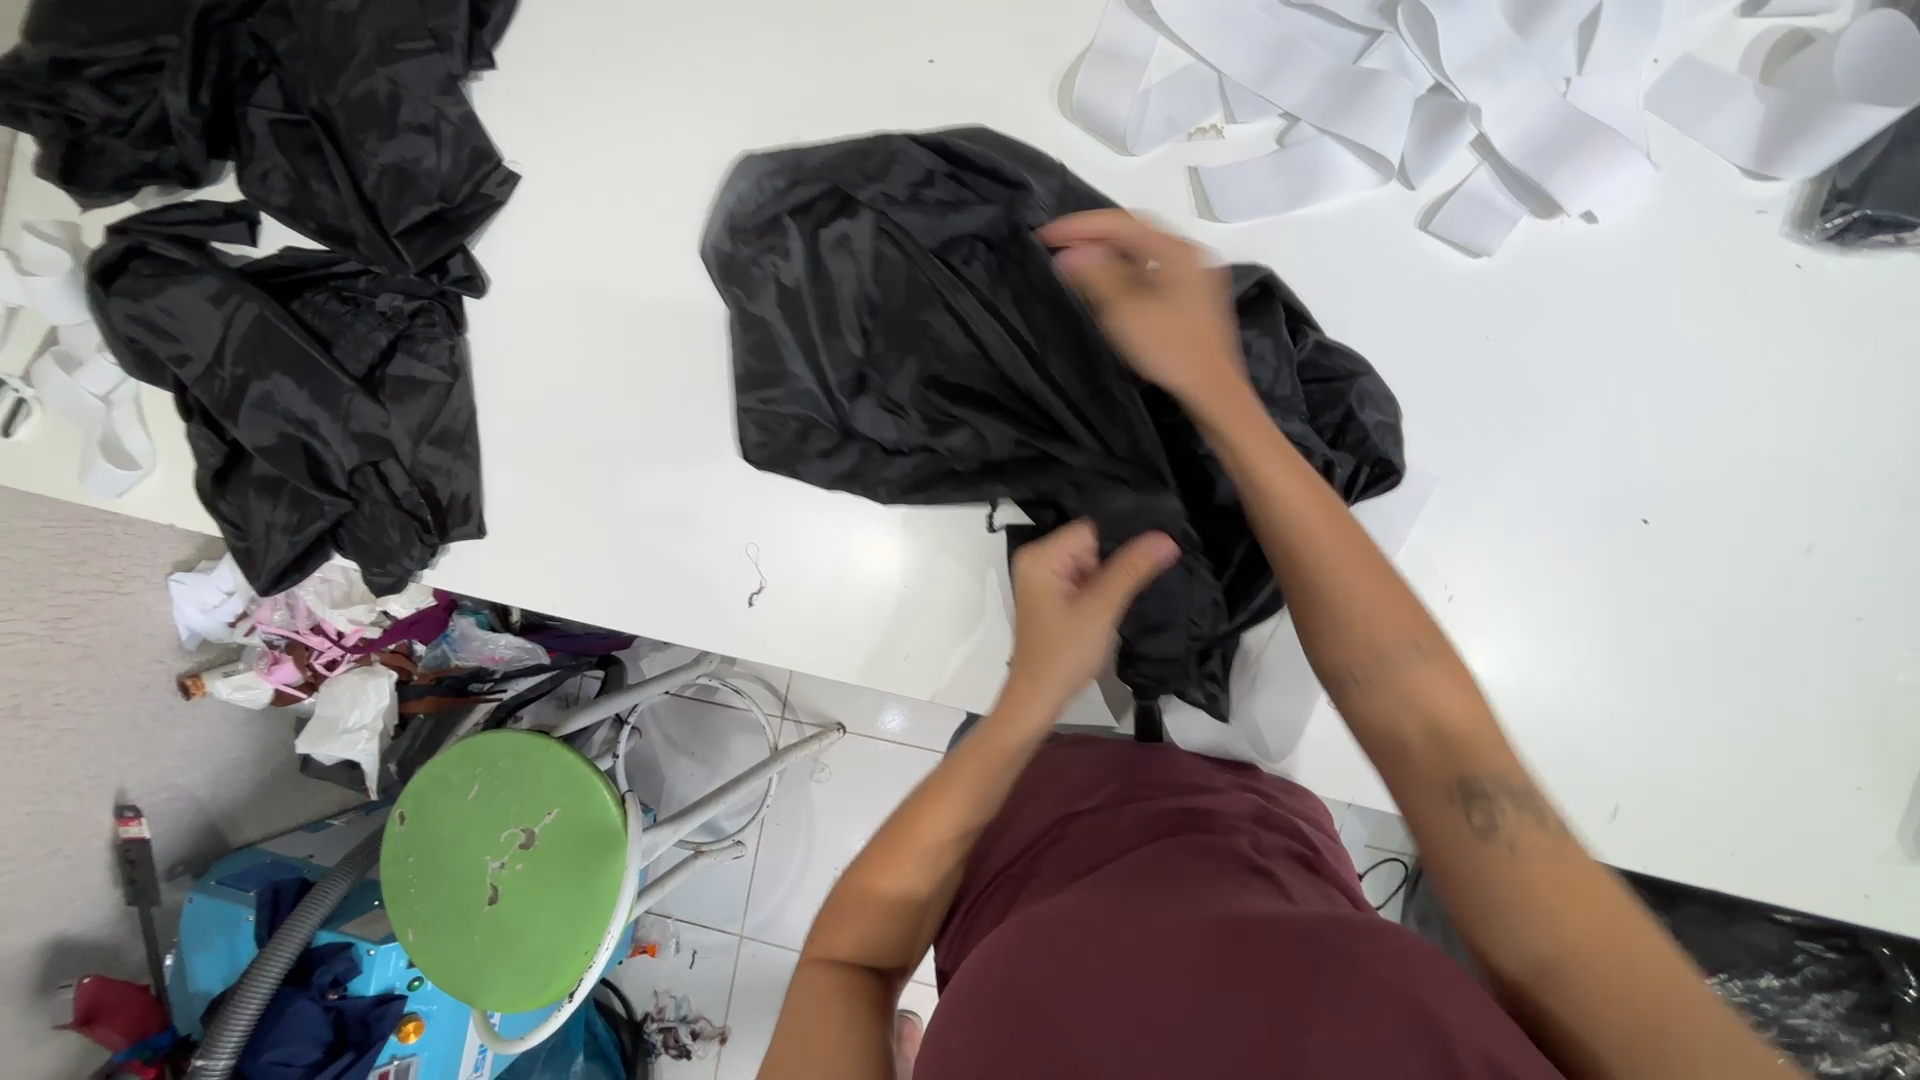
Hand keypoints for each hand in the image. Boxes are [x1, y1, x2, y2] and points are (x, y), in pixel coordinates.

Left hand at [1001, 520, 1179, 718]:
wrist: (1038, 699)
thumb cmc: (1063, 655)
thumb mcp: (1101, 609)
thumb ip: (1132, 570)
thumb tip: (1166, 538)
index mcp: (1041, 556)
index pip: (1092, 528)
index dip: (1125, 537)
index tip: (1161, 545)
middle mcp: (1038, 560)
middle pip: (1093, 544)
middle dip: (1121, 557)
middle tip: (1158, 566)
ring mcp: (1045, 579)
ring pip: (1093, 562)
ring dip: (1115, 574)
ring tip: (1145, 582)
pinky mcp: (1054, 596)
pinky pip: (1086, 579)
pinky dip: (1104, 588)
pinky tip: (1122, 598)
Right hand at [1039, 209, 1251, 412]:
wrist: (1212, 388)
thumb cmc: (1169, 348)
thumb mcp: (1125, 311)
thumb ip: (1096, 276)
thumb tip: (1069, 252)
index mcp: (1176, 249)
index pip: (1122, 223)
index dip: (1080, 226)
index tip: (1046, 235)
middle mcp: (1189, 253)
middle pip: (1135, 232)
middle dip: (1095, 236)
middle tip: (1060, 245)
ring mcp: (1195, 274)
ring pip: (1144, 252)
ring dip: (1110, 253)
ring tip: (1078, 261)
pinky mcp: (1193, 296)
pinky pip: (1153, 270)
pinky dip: (1126, 270)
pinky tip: (1109, 283)